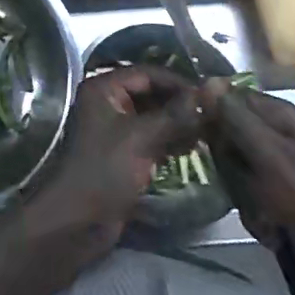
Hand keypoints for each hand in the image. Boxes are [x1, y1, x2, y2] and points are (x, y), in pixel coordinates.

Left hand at [30, 66, 201, 255]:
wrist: (79, 220)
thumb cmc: (105, 170)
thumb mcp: (142, 138)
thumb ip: (176, 114)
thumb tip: (210, 90)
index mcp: (104, 88)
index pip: (147, 73)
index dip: (178, 82)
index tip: (210, 94)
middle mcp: (108, 101)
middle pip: (151, 93)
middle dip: (181, 102)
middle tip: (215, 113)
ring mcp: (116, 127)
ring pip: (154, 115)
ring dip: (179, 121)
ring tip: (211, 130)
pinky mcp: (124, 150)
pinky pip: (152, 135)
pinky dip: (171, 138)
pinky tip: (195, 146)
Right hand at [205, 80, 294, 294]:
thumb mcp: (271, 154)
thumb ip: (236, 118)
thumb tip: (205, 81)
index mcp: (276, 113)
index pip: (225, 96)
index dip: (210, 113)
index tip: (202, 133)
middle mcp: (271, 134)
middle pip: (223, 135)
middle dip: (227, 162)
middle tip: (241, 180)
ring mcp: (270, 167)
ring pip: (229, 169)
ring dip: (240, 193)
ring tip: (261, 209)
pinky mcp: (271, 196)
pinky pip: (243, 196)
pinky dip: (253, 214)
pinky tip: (270, 226)